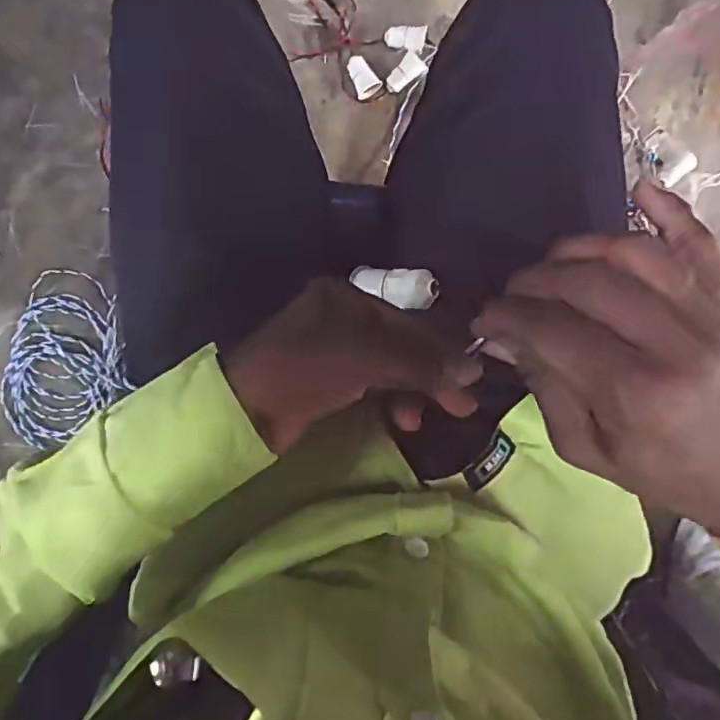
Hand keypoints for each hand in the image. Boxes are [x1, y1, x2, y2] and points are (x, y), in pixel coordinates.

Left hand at [223, 277, 481, 452]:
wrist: (246, 409)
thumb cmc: (304, 368)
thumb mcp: (365, 358)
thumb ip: (419, 363)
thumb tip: (473, 371)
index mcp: (347, 298)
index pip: (408, 321)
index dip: (442, 349)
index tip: (472, 377)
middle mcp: (343, 318)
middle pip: (401, 344)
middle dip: (431, 375)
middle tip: (462, 406)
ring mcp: (335, 351)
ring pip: (389, 368)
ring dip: (413, 392)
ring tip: (424, 421)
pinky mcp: (329, 382)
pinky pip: (373, 386)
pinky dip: (390, 401)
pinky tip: (401, 420)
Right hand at [470, 179, 719, 536]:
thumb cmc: (665, 472)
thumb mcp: (586, 448)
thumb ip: (545, 386)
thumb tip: (506, 336)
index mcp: (637, 391)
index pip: (555, 330)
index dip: (508, 316)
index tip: (483, 317)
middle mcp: (675, 343)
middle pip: (590, 283)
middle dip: (535, 281)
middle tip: (510, 293)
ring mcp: (707, 315)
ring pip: (635, 252)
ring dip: (580, 247)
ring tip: (551, 263)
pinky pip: (698, 243)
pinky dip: (670, 210)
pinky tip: (639, 188)